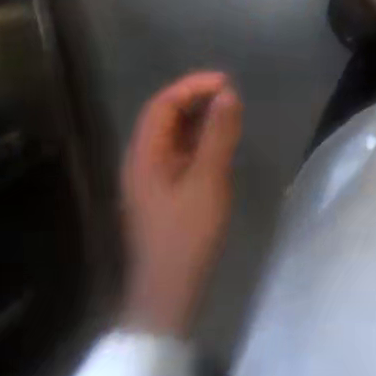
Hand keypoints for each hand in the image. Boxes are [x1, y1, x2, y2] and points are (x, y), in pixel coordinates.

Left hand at [120, 72, 242, 337]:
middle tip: (233, 96)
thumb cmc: (187, 233)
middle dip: (197, 99)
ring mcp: (152, 178)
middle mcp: (143, 161)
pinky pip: (181, 152)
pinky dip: (202, 139)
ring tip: (232, 114)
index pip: (162, 105)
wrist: (170, 291)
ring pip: (174, 134)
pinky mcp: (165, 192)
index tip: (227, 83)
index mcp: (144, 155)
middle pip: (165, 116)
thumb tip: (228, 94)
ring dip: (201, 118)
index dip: (192, 87)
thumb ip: (219, 134)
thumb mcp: (208, 179)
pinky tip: (223, 143)